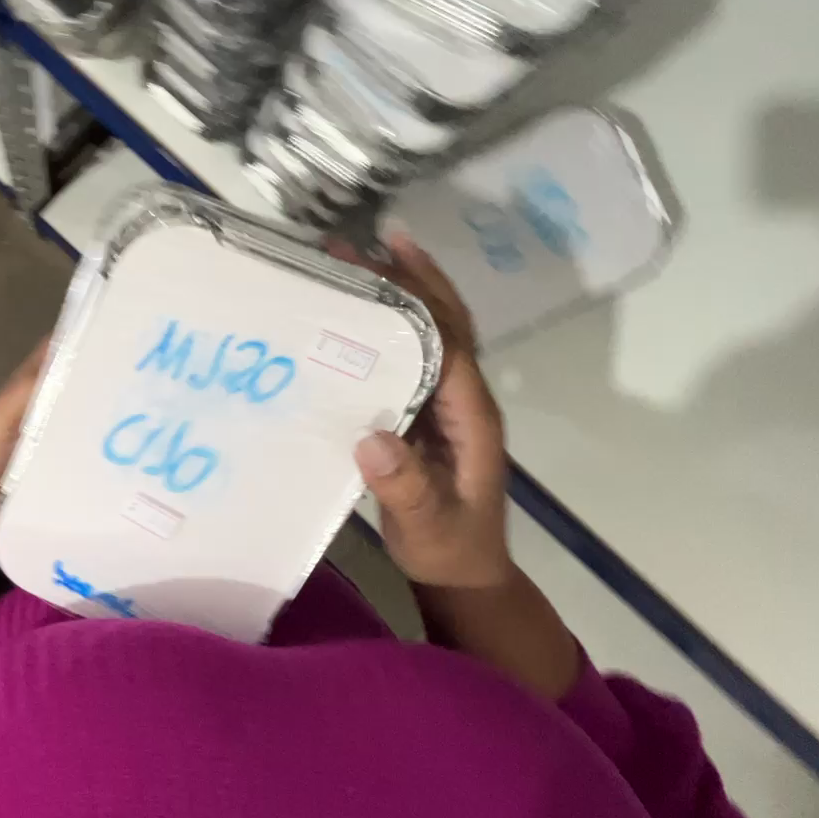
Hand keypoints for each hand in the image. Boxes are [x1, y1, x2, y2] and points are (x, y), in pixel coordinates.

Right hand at [337, 234, 512, 590]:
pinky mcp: (417, 418)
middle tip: (358, 245)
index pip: (449, 340)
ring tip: (352, 265)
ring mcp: (440, 406)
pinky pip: (402, 363)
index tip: (383, 257)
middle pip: (442, 324)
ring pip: (423, 338)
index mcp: (470, 414)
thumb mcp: (427, 523)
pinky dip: (380, 333)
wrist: (460, 572)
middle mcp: (459, 398)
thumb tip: (370, 437)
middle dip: (408, 280)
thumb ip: (405, 486)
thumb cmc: (448, 547)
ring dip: (395, 298)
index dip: (421, 296)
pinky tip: (348, 324)